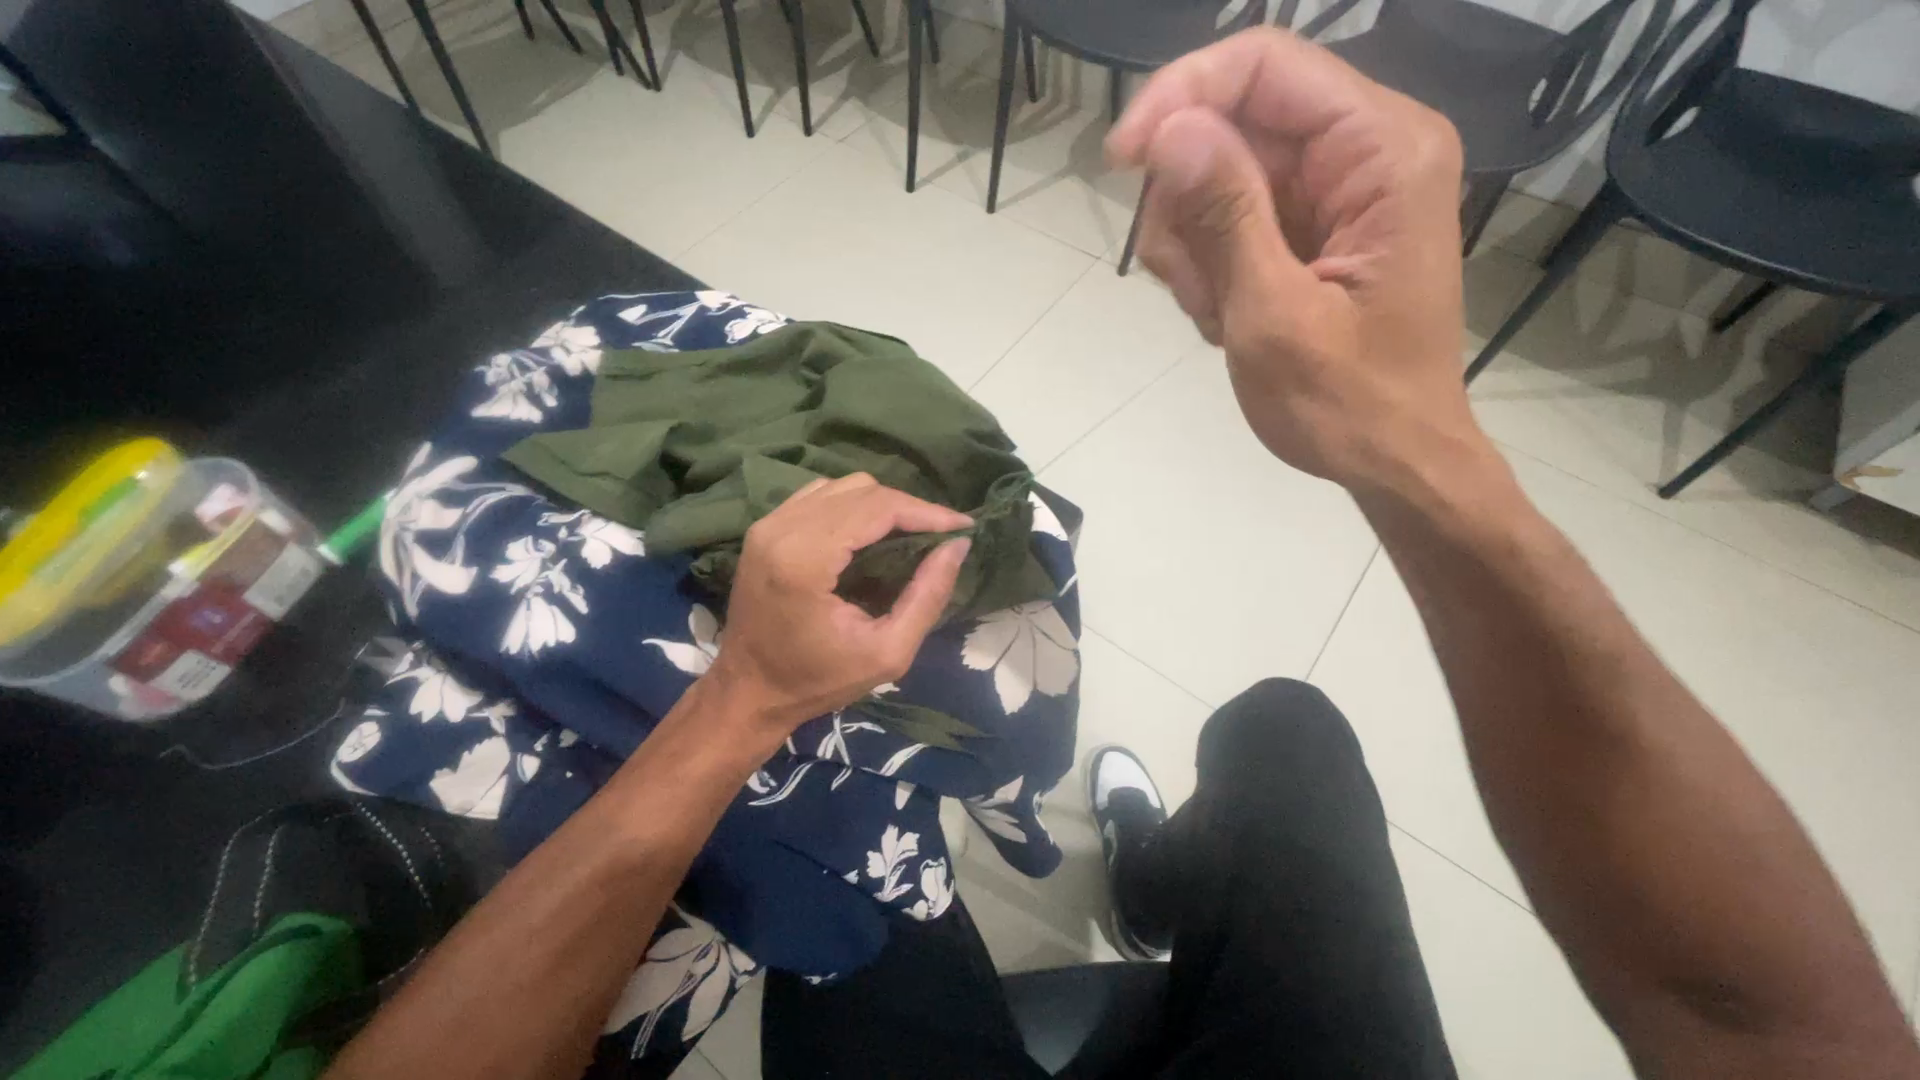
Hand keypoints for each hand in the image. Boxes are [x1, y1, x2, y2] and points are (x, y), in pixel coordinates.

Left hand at [702, 473, 971, 742]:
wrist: (748, 692)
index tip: (964, 526)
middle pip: (861, 490)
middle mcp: (782, 529)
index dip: (926, 511)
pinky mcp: (764, 527)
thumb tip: (958, 546)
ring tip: (912, 533)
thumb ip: (927, 596)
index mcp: (805, 559)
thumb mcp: (887, 653)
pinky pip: (820, 496)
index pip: (877, 508)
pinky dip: (854, 506)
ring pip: (842, 486)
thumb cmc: (817, 681)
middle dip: (909, 507)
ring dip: (882, 504)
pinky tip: (873, 532)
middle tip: (942, 535)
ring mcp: (768, 524)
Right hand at [1108, 28, 1495, 493]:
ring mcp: (1336, 187)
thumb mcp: (1273, 317)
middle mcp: (1365, 149)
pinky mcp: (1311, 223)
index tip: (1121, 162)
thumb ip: (1225, 216)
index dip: (1181, 97)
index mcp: (1382, 151)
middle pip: (1233, 120)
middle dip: (1186, 203)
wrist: (1392, 461)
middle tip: (1191, 285)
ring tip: (1218, 314)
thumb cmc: (1348, 405)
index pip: (1265, 66)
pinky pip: (1229, 213)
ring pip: (1217, 171)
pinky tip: (1225, 315)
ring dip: (1193, 245)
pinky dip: (1207, 264)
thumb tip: (1169, 129)